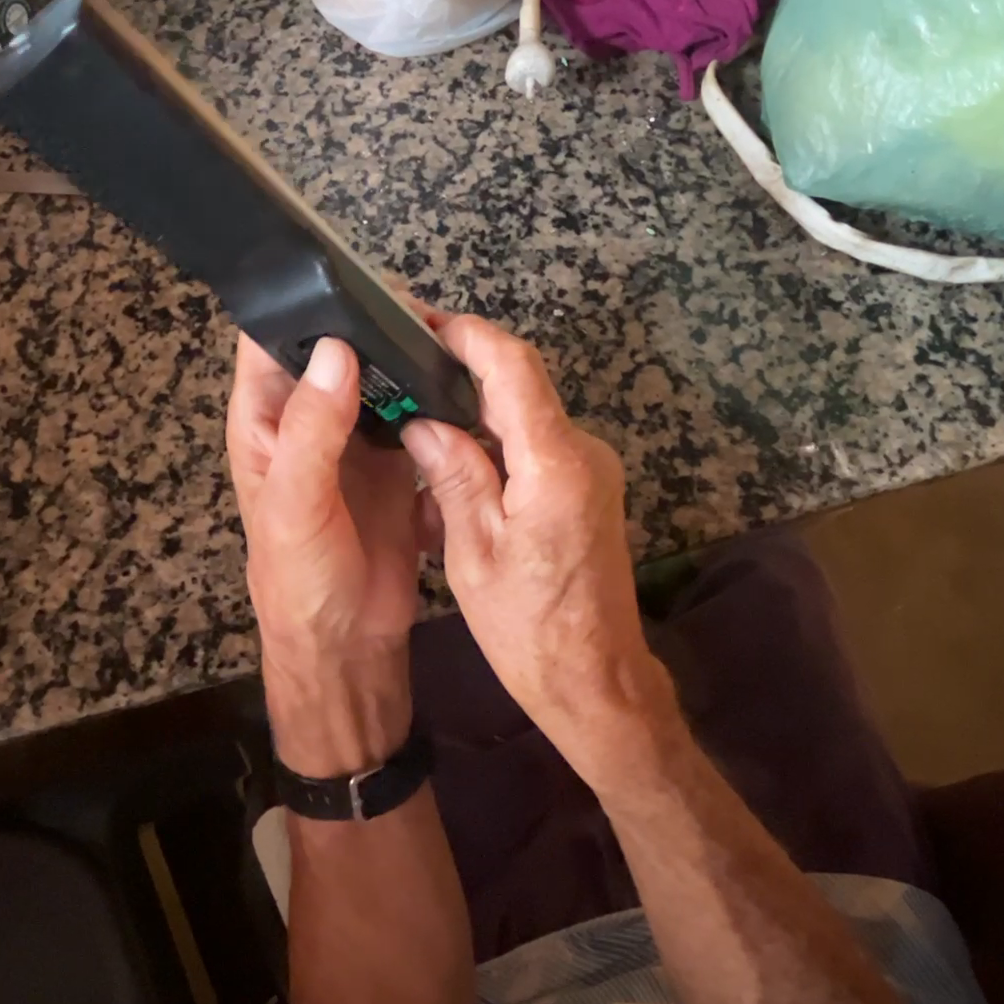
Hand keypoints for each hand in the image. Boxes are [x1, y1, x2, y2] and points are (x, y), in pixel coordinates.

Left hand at [227, 334, 423, 775]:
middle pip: (334, 351)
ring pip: (378, 378)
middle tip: (416, 304)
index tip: (346, 271)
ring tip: (443, 333)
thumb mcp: (297, 504)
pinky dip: (431, 399)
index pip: (270, 342)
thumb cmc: (301, 578)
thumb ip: (313, 429)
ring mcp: (355, 439)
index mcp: (265, 421)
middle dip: (368, 324)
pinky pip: (413, 415)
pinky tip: (457, 382)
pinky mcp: (397, 461)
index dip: (301, 304)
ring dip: (404, 359)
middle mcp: (308, 420)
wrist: (349, 641)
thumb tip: (337, 349)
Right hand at [400, 318, 669, 773]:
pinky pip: (537, 450)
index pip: (515, 369)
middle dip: (464, 374)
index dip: (471, 336)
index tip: (426, 322)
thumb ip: (454, 475)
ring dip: (476, 418)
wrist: (596, 680)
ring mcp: (593, 471)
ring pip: (527, 420)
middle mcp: (584, 454)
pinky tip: (454, 468)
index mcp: (554, 465)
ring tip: (418, 422)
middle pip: (522, 389)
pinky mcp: (589, 491)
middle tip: (407, 371)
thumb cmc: (528, 629)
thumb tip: (423, 423)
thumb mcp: (475, 553)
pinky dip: (496, 450)